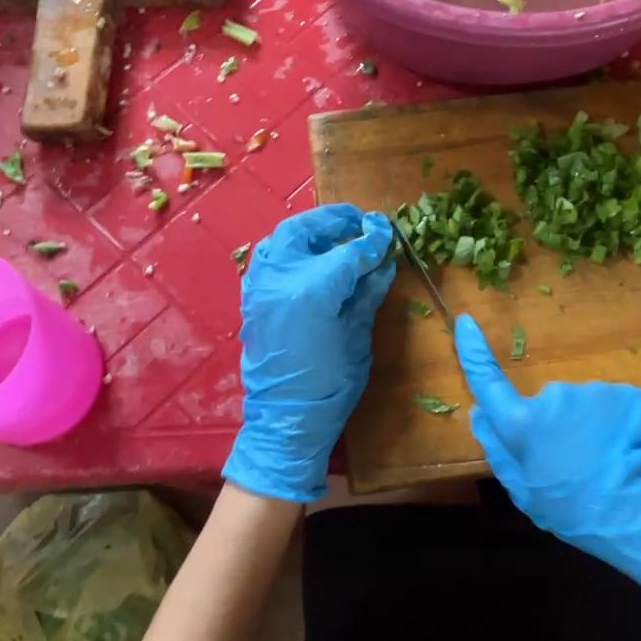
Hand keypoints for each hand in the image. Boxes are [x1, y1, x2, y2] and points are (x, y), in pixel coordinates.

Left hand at [222, 206, 396, 502]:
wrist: (286, 418)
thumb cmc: (331, 384)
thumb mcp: (357, 337)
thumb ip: (367, 294)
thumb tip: (384, 263)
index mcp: (313, 289)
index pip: (349, 251)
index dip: (372, 240)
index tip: (388, 230)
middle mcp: (280, 278)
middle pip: (308, 230)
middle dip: (336, 222)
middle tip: (361, 223)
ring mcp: (260, 285)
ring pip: (282, 239)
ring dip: (311, 231)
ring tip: (337, 236)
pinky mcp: (252, 297)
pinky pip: (270, 259)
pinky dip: (291, 250)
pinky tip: (313, 258)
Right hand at [454, 314, 640, 640]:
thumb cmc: (573, 511)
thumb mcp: (524, 492)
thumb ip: (497, 449)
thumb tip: (479, 412)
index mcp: (523, 423)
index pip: (488, 380)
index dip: (473, 351)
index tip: (466, 321)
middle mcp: (554, 396)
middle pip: (546, 406)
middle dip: (555, 427)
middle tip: (572, 466)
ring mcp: (594, 391)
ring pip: (582, 407)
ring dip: (588, 428)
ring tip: (603, 465)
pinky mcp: (628, 394)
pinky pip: (612, 407)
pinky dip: (616, 426)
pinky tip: (625, 454)